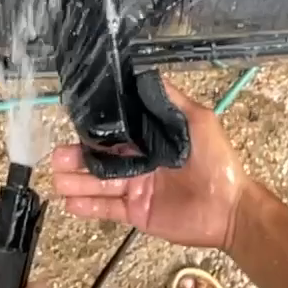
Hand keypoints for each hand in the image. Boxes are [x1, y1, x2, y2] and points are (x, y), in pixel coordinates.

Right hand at [51, 80, 253, 249]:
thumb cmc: (217, 161)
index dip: (95, 131)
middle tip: (56, 158)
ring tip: (56, 180)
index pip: (116, 133)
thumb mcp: (198, 119)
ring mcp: (136, 188)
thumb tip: (145, 74)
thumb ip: (170, 100)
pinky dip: (88, 207)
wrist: (231, 209)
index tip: (74, 126)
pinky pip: (109, 209)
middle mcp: (139, 161)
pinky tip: (69, 203)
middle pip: (102, 158)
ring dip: (77, 181)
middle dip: (78, 158)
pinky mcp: (138, 213)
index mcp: (150, 139)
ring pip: (100, 183)